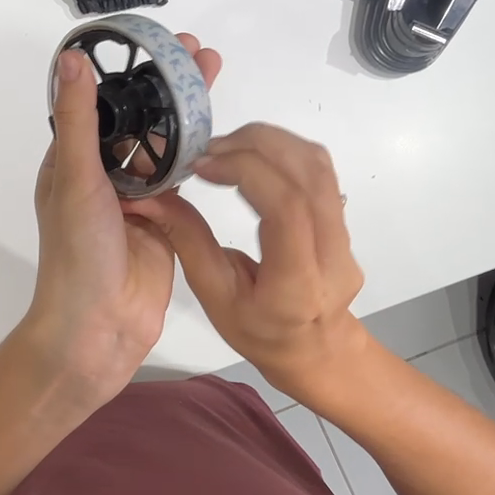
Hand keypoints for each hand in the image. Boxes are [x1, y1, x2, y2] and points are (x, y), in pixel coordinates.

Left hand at [23, 34, 221, 402]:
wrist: (100, 327)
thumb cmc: (78, 252)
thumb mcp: (75, 178)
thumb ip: (79, 120)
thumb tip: (70, 59)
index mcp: (73, 161)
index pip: (105, 104)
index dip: (133, 73)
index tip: (162, 45)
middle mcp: (102, 175)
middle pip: (139, 120)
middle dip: (168, 87)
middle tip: (202, 53)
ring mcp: (136, 200)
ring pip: (163, 147)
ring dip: (187, 114)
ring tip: (216, 77)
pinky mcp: (165, 223)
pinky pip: (182, 182)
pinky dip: (198, 157)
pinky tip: (222, 134)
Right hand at [127, 124, 366, 395]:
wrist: (318, 352)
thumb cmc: (260, 334)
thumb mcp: (214, 297)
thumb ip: (188, 241)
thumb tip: (150, 197)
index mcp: (298, 284)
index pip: (286, 208)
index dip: (245, 172)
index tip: (202, 165)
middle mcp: (333, 253)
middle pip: (307, 174)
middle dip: (254, 145)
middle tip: (208, 150)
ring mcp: (345, 234)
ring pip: (317, 163)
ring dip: (269, 141)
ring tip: (225, 149)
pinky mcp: (342, 219)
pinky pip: (319, 169)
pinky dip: (282, 149)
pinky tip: (250, 156)